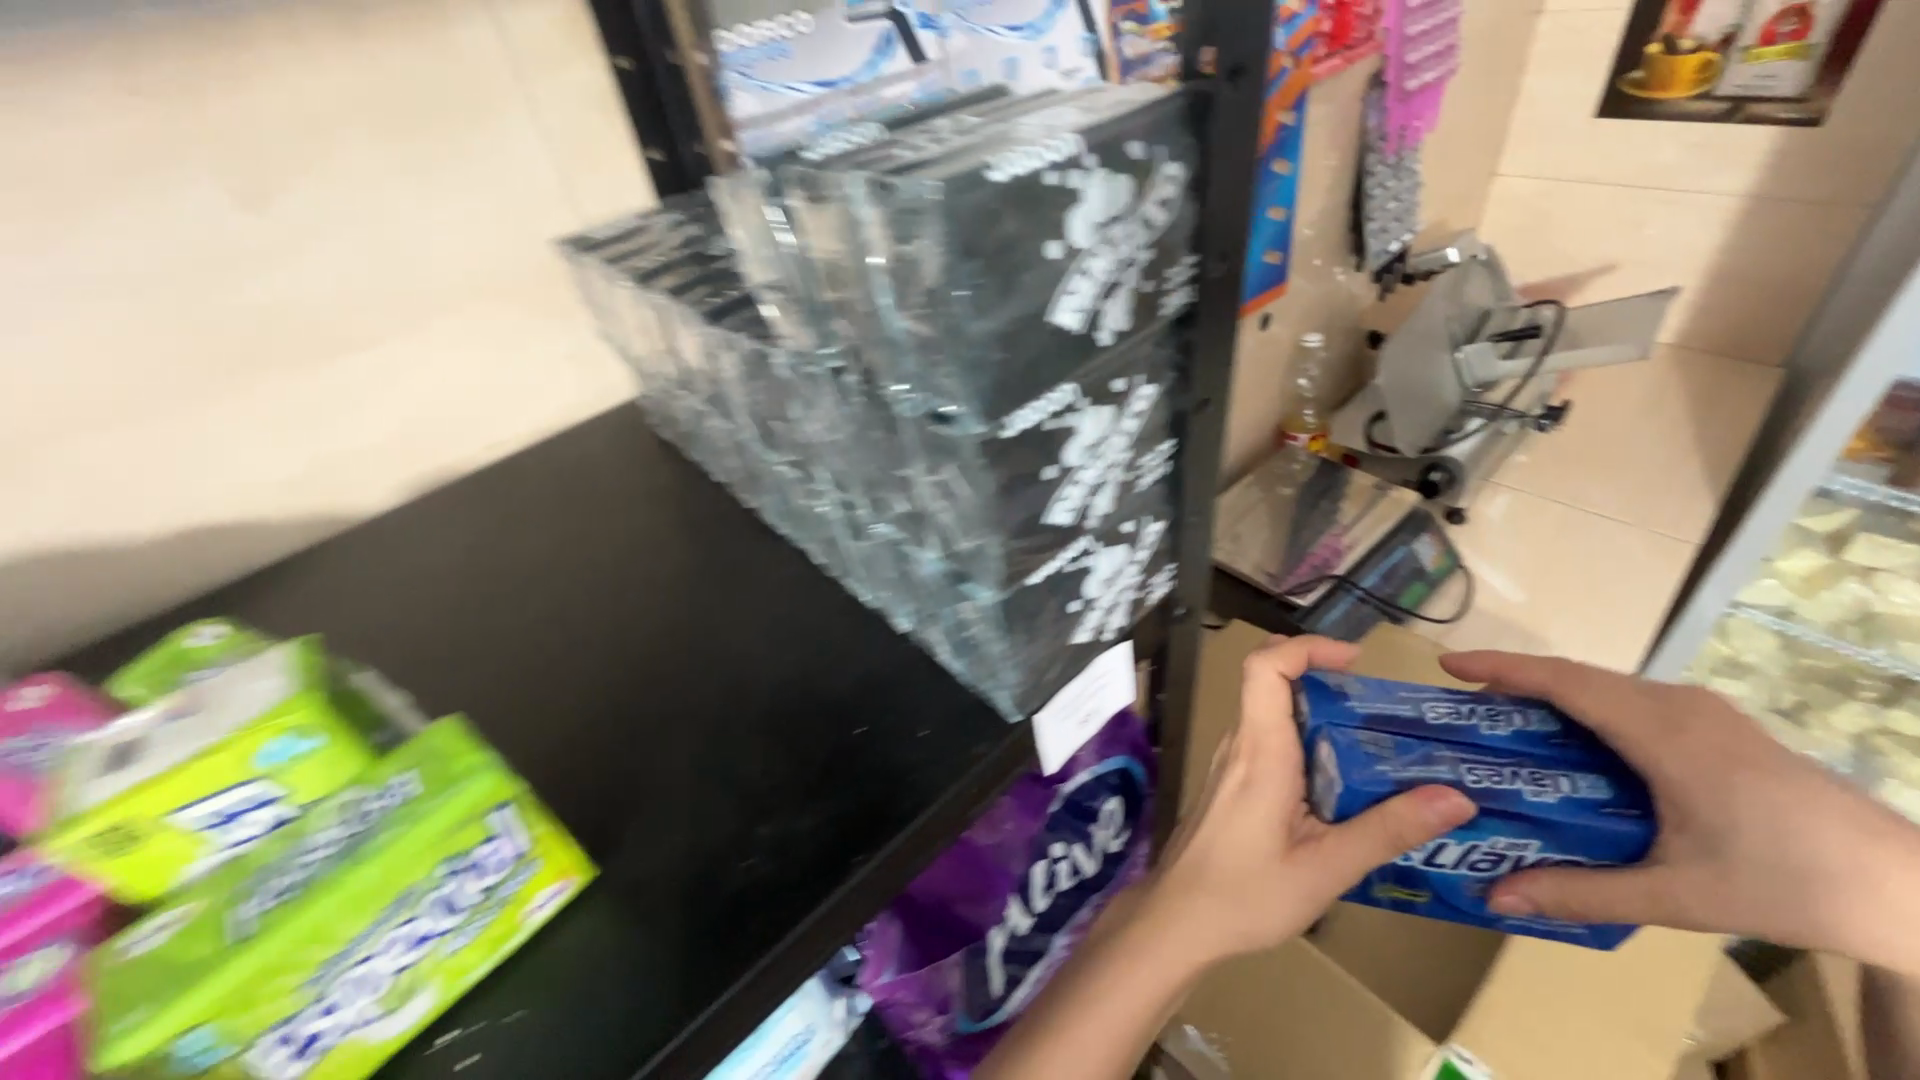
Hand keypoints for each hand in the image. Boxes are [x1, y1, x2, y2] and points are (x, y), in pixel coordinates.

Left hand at [1139, 635, 1476, 964]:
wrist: (1178, 920)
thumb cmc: (1245, 894)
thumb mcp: (1327, 868)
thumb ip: (1388, 829)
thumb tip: (1456, 796)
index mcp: (1261, 751)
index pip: (1264, 667)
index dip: (1305, 647)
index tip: (1354, 659)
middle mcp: (1241, 746)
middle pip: (1273, 686)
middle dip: (1328, 684)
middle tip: (1384, 712)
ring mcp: (1232, 766)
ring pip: (1273, 718)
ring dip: (1320, 720)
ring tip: (1378, 750)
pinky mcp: (1232, 787)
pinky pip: (1269, 747)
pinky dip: (1306, 748)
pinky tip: (1342, 789)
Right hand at [1442, 650, 1919, 972]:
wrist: (1906, 888)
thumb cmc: (1787, 882)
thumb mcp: (1677, 895)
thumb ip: (1582, 892)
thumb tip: (1497, 897)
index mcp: (1663, 732)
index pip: (1563, 681)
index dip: (1501, 668)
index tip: (1446, 665)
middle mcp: (1679, 706)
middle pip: (1577, 677)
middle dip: (1513, 684)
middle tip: (1460, 710)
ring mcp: (1703, 712)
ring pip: (1606, 687)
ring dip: (1550, 697)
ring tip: (1504, 727)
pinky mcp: (1718, 726)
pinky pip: (1632, 701)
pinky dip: (1585, 710)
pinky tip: (1573, 747)